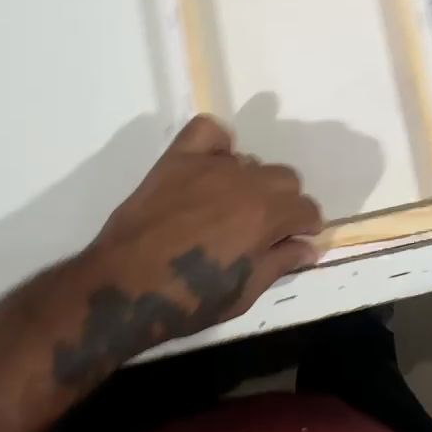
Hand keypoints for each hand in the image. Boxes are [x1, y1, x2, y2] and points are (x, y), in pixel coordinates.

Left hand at [49, 116, 323, 387]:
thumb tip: (308, 246)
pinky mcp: (177, 159)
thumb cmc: (188, 300)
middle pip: (286, 178)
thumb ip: (281, 262)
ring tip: (228, 208)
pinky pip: (208, 131)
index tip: (296, 240)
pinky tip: (212, 164)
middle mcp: (245, 181)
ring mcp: (210, 166)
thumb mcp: (245, 292)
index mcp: (266, 215)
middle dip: (283, 203)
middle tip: (262, 228)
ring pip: (251, 160)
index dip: (306, 226)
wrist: (123, 289)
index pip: (306, 208)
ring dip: (251, 182)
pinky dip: (217, 143)